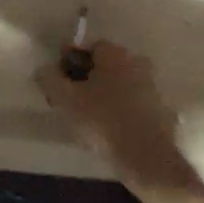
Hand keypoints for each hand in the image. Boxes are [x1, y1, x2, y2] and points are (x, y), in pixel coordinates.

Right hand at [36, 41, 201, 191]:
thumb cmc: (102, 120)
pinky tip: (106, 128)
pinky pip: (131, 103)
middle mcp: (137, 64)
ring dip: (102, 94)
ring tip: (85, 117)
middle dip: (85, 77)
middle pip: (105, 66)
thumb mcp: (65, 100)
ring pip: (119, 84)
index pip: (89, 47)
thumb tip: (44, 69)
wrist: (145, 155)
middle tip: (68, 98)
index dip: (69, 61)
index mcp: (115, 55)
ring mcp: (151, 87)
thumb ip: (50, 79)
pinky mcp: (159, 110)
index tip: (57, 79)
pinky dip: (118, 109)